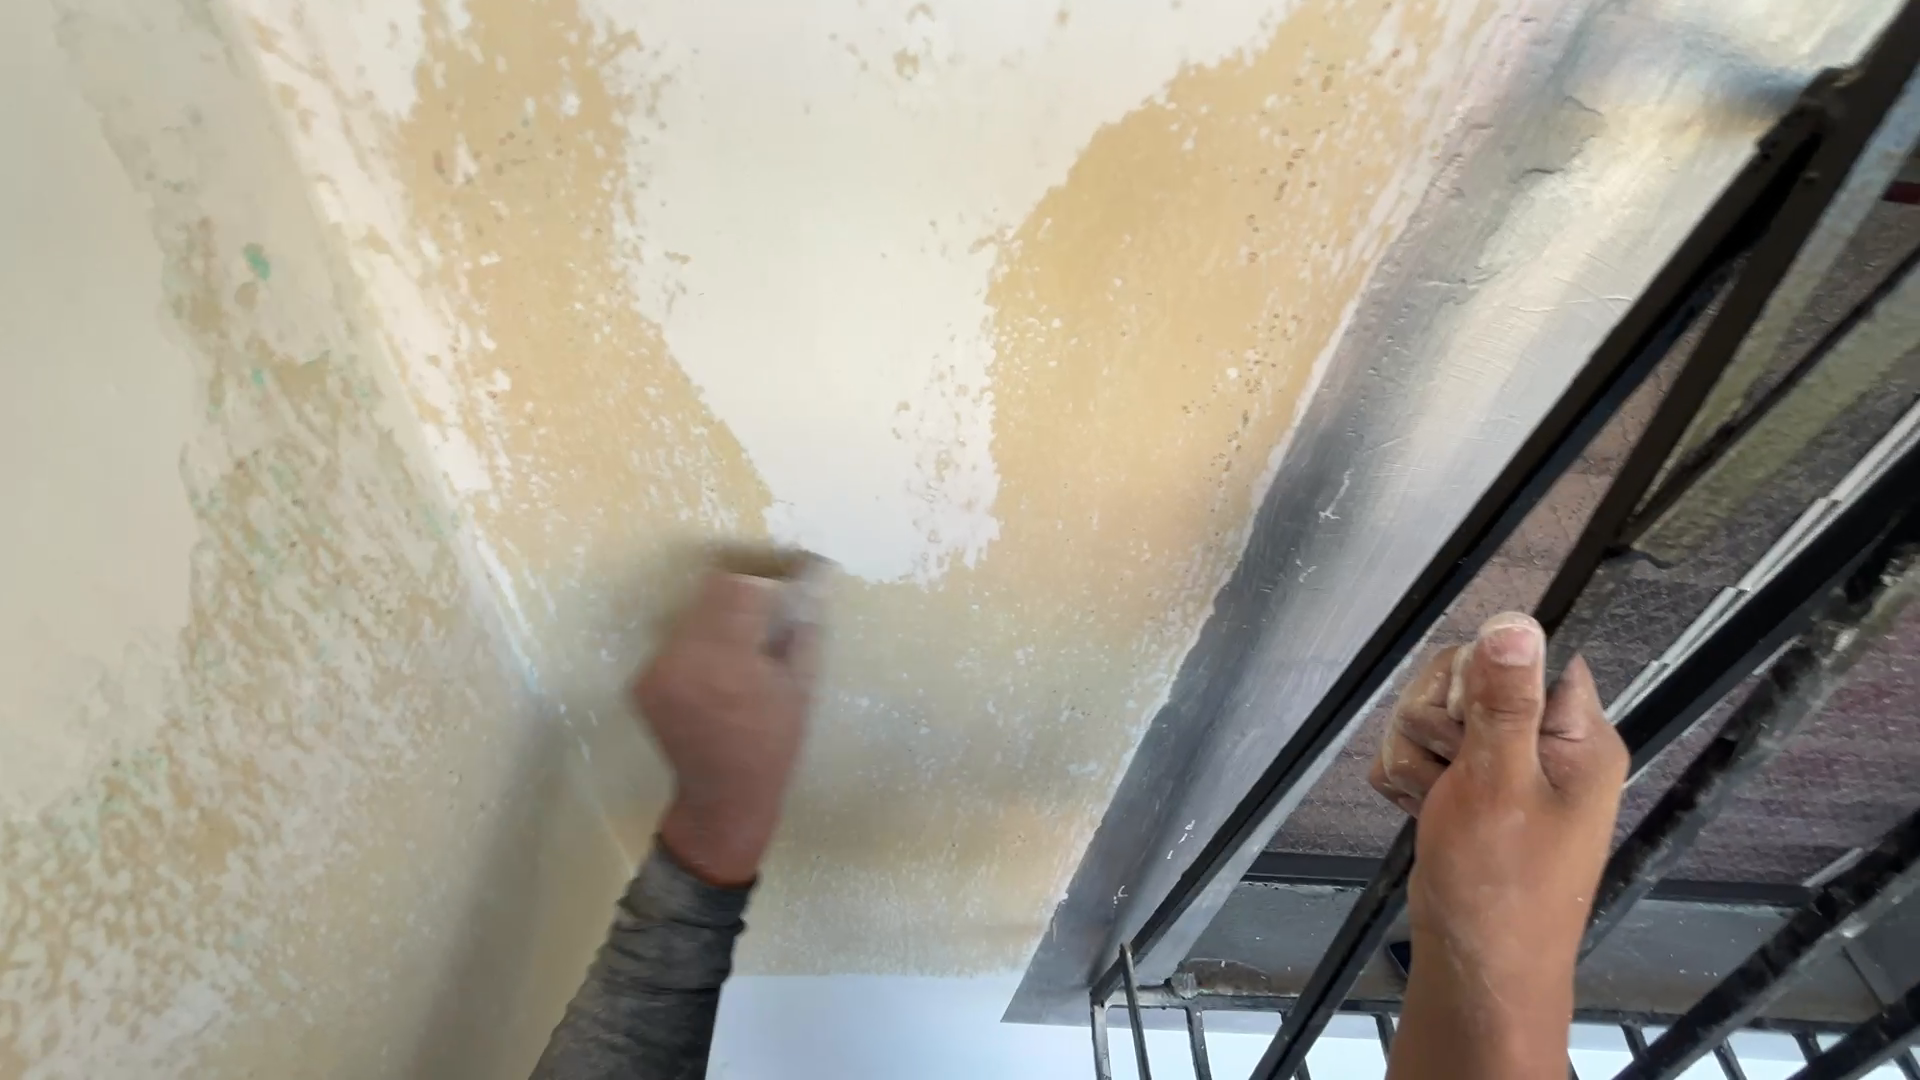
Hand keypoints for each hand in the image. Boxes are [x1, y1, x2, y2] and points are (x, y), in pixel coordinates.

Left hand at [633, 569, 822, 886]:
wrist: (723, 797)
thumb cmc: (774, 743)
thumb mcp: (802, 685)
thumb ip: (805, 627)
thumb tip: (814, 577)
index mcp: (729, 661)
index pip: (737, 587)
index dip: (763, 584)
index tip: (782, 594)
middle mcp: (684, 659)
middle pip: (710, 593)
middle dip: (742, 598)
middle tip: (763, 620)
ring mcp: (656, 670)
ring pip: (691, 613)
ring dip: (718, 618)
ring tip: (740, 648)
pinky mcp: (640, 681)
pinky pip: (675, 640)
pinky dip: (699, 643)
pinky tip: (716, 670)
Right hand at [1369, 612, 1626, 1077]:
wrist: (1469, 955)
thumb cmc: (1500, 878)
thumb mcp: (1500, 781)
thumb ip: (1504, 700)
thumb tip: (1515, 621)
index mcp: (1572, 733)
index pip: (1522, 656)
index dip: (1482, 675)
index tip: (1470, 717)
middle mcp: (1536, 740)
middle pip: (1459, 679)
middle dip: (1433, 722)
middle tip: (1451, 767)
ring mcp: (1494, 764)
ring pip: (1421, 714)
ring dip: (1413, 756)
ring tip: (1437, 801)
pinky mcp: (1455, 784)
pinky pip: (1406, 750)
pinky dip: (1404, 779)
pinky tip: (1423, 810)